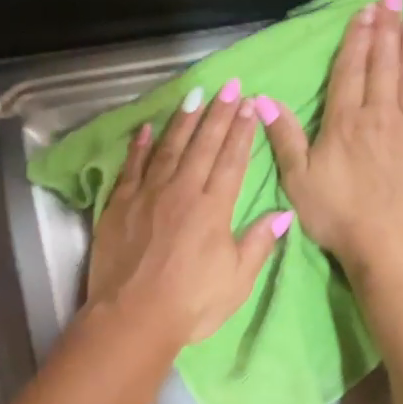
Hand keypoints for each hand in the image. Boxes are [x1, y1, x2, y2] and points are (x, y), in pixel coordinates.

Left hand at [87, 81, 293, 346]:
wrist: (132, 317)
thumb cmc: (191, 303)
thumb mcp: (237, 280)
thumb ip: (258, 243)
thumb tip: (283, 214)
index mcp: (213, 207)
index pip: (232, 159)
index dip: (242, 130)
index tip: (250, 104)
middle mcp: (181, 190)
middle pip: (203, 145)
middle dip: (219, 113)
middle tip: (229, 86)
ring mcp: (146, 195)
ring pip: (168, 147)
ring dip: (184, 121)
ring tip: (196, 96)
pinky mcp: (118, 205)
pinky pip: (131, 166)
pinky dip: (139, 145)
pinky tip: (147, 128)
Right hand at [259, 0, 402, 271]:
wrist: (386, 243)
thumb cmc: (336, 213)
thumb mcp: (298, 178)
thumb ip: (284, 137)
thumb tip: (263, 99)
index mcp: (345, 121)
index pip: (351, 69)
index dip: (357, 38)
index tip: (364, 11)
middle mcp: (380, 115)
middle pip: (384, 65)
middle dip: (386, 30)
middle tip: (392, 1)